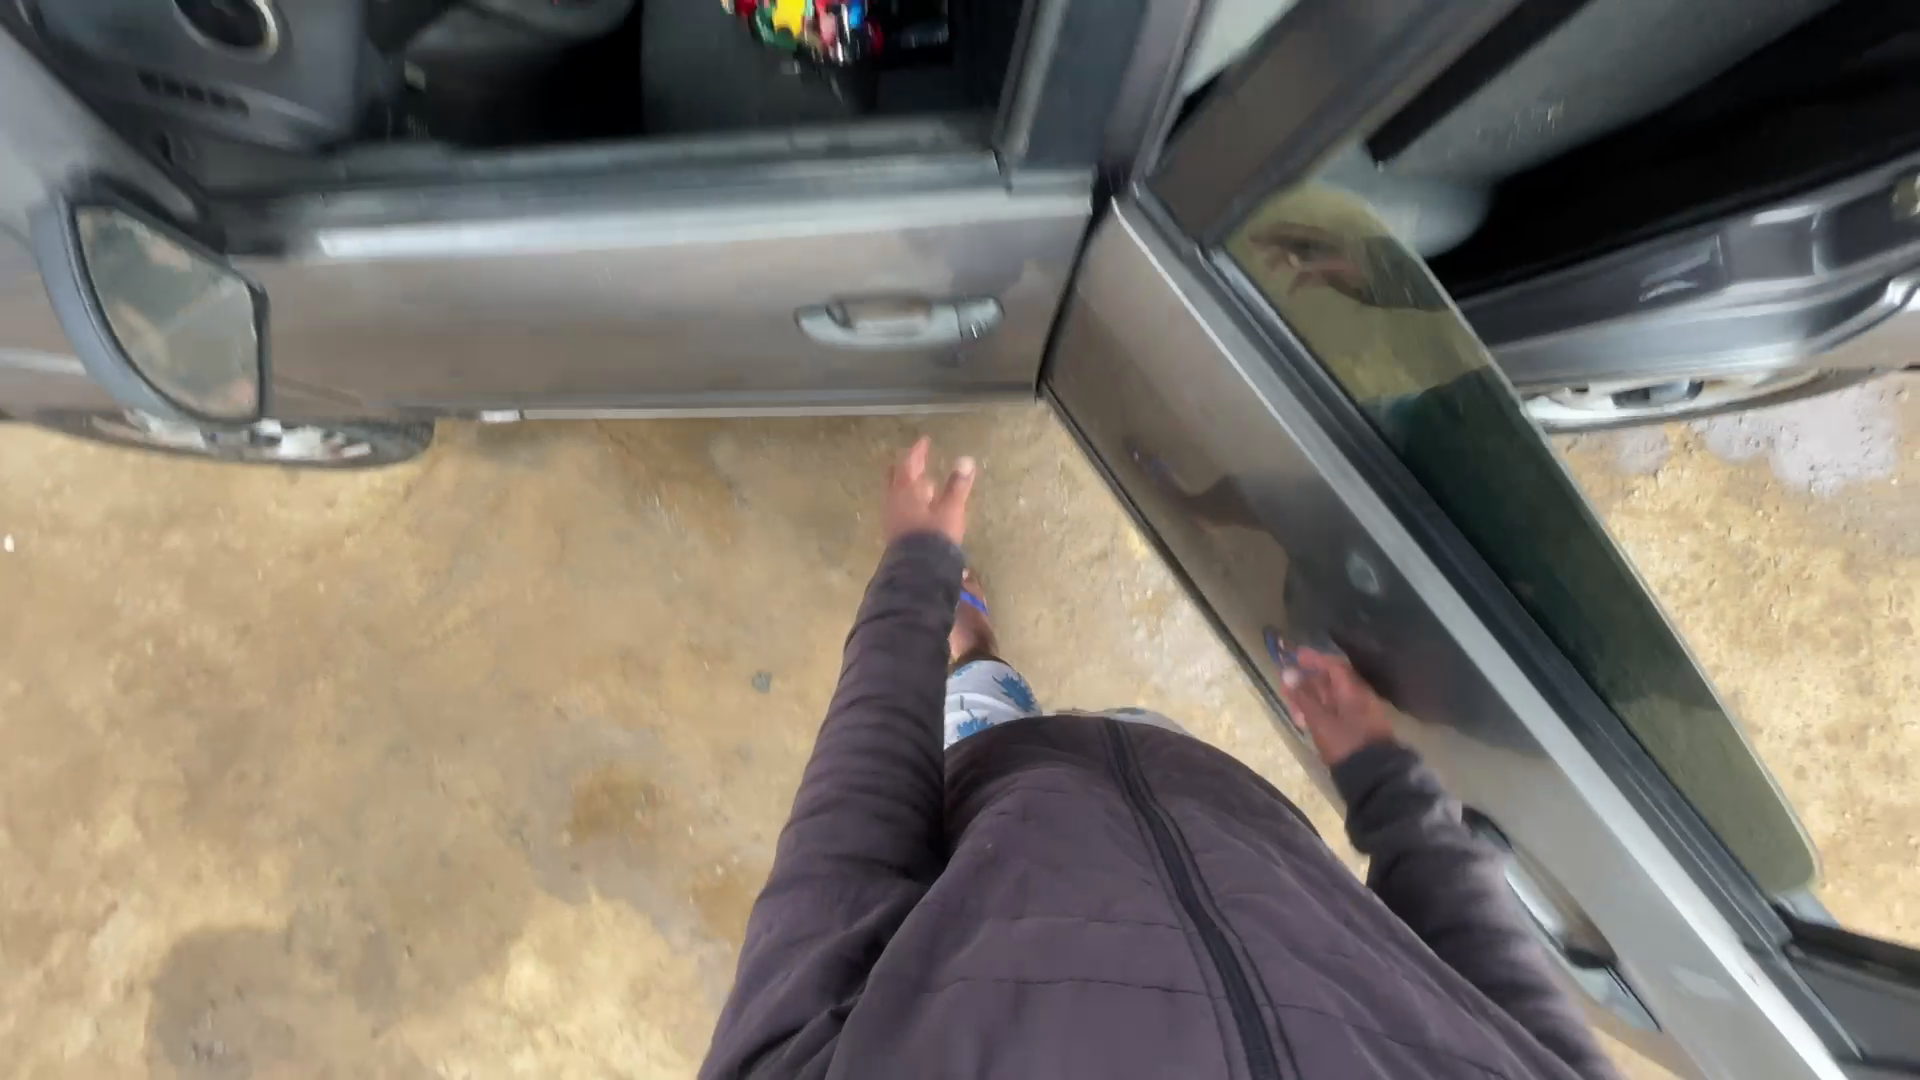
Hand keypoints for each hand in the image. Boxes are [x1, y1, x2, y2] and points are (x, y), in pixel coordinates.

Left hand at [885, 436, 975, 545]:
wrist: (918, 571)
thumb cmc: (934, 536)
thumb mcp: (950, 509)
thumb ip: (957, 486)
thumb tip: (966, 460)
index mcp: (905, 491)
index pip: (908, 464)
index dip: (917, 451)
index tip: (924, 441)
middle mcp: (894, 501)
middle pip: (895, 477)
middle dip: (906, 466)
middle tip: (916, 459)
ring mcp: (892, 517)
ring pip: (897, 494)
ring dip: (909, 485)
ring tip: (924, 483)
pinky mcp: (896, 532)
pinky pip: (900, 508)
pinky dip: (910, 501)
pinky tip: (922, 508)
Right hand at [1276, 647, 1394, 766]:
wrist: (1374, 777)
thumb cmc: (1345, 744)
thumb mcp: (1320, 720)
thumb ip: (1303, 697)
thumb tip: (1287, 673)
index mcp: (1353, 691)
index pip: (1333, 666)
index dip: (1313, 659)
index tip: (1294, 656)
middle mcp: (1359, 698)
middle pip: (1331, 681)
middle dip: (1307, 681)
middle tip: (1285, 685)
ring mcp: (1360, 714)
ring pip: (1332, 697)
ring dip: (1311, 697)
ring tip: (1292, 707)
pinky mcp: (1358, 728)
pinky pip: (1337, 710)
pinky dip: (1320, 710)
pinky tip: (1307, 719)